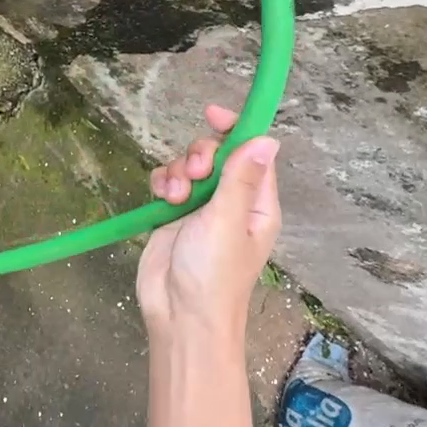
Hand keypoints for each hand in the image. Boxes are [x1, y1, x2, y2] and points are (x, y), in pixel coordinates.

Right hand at [136, 104, 280, 343]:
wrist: (179, 313)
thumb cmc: (213, 273)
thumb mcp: (227, 221)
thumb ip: (240, 178)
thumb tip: (266, 139)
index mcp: (257, 204)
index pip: (251, 154)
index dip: (236, 129)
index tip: (212, 113)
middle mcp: (231, 202)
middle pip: (215, 155)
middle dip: (198, 156)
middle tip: (193, 174)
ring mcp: (201, 208)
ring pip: (187, 166)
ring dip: (176, 172)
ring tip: (172, 197)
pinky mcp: (173, 214)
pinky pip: (167, 181)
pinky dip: (161, 183)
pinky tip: (160, 200)